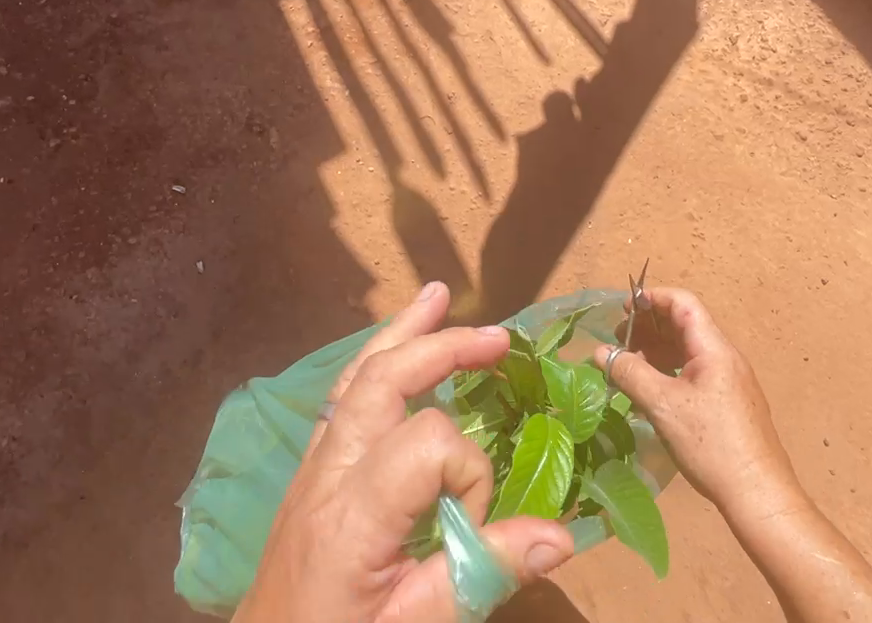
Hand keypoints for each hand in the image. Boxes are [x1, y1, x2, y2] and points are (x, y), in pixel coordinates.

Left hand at [236, 282, 575, 622]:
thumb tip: (560, 536)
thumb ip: (482, 575)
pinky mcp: (312, 469)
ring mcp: (314, 464)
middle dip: (442, 349)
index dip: (470, 471)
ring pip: (354, 376)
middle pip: (382, 379)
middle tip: (497, 337)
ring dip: (401, 333)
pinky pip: (343, 397)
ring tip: (436, 297)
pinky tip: (396, 349)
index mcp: (352, 513)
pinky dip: (377, 361)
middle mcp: (328, 471)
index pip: (426, 442)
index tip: (476, 521)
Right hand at [594, 287, 796, 519]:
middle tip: (619, 339)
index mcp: (714, 349)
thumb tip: (600, 353)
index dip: (652, 298)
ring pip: (689, 350)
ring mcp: (730, 381)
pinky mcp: (729, 403)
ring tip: (629, 364)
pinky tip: (651, 389)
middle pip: (685, 325)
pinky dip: (669, 370)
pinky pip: (694, 372)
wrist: (758, 494)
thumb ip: (629, 373)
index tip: (623, 309)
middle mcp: (725, 358)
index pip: (683, 303)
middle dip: (649, 325)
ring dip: (657, 349)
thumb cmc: (711, 444)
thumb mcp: (662, 406)